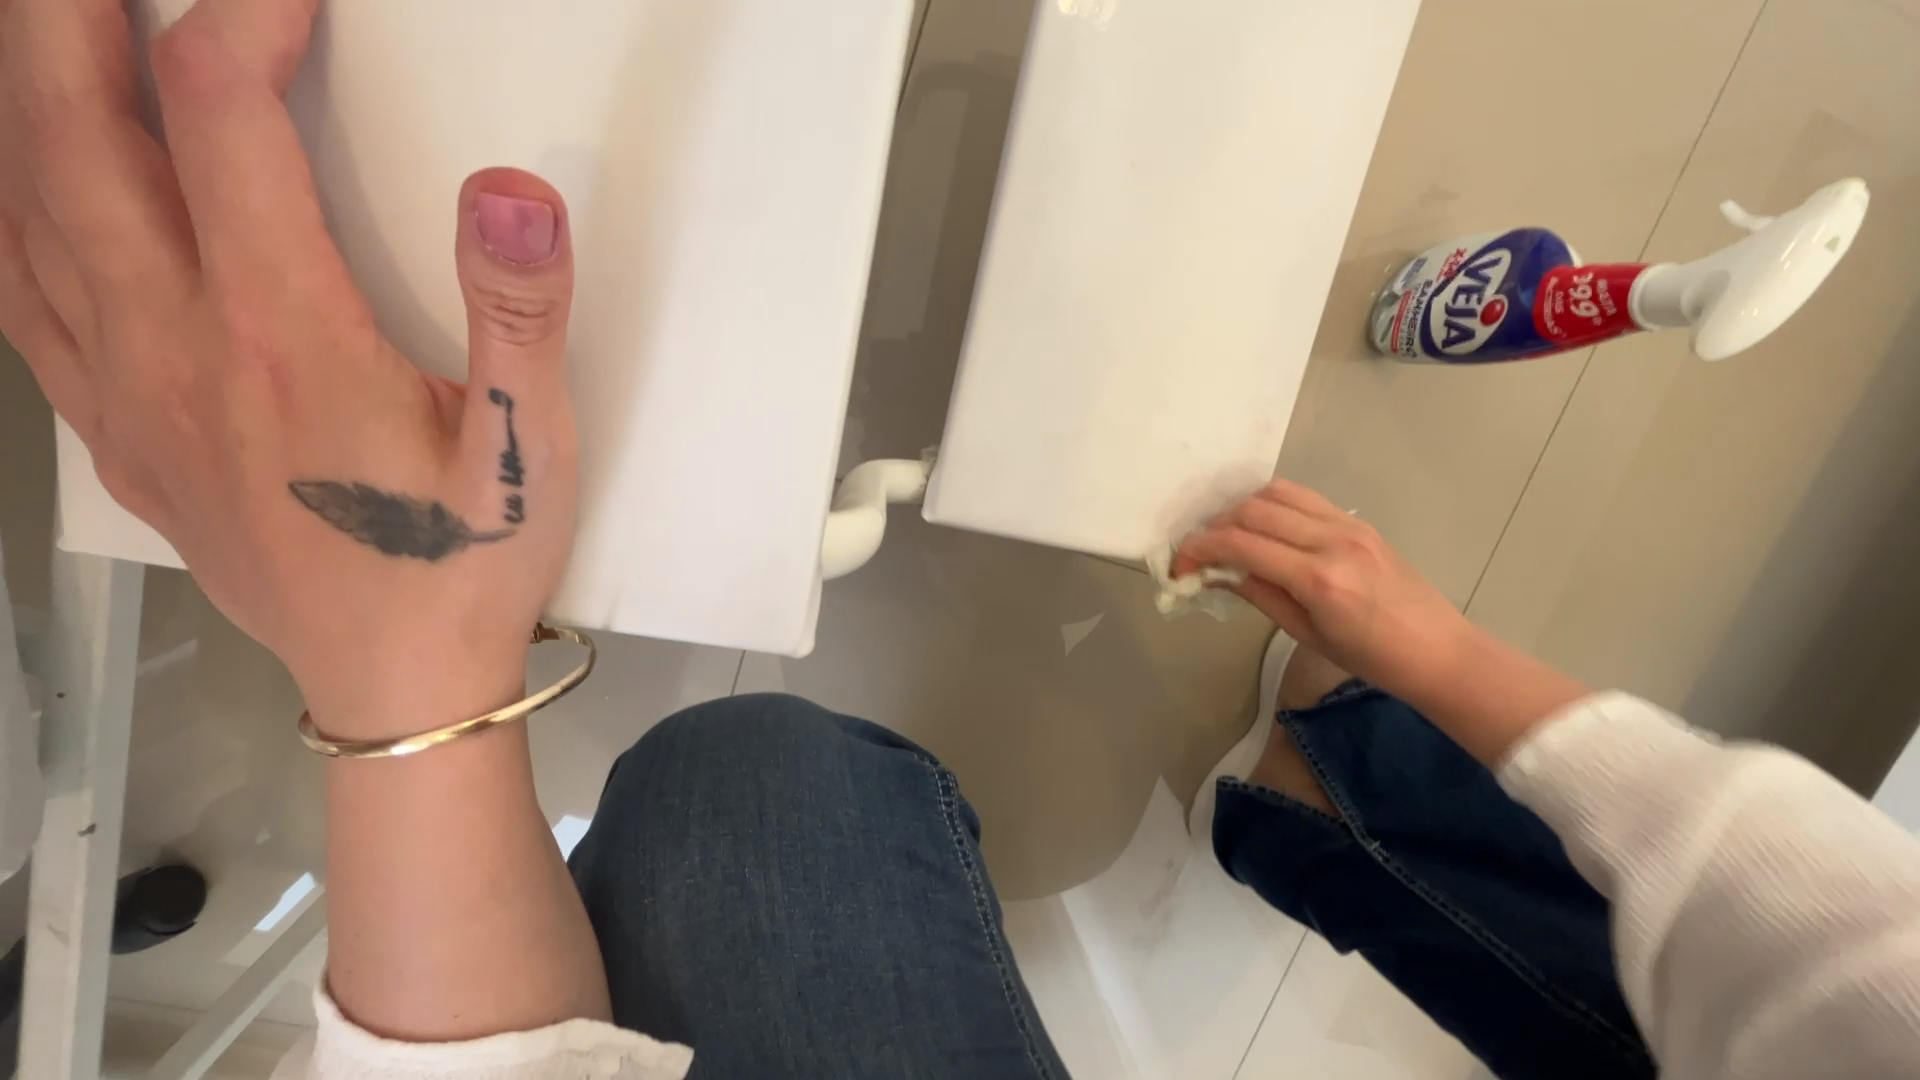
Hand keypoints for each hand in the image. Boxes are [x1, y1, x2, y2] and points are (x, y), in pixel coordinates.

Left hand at [0, 0, 577, 733]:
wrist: (399, 681)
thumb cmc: (470, 563)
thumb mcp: (530, 447)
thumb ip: (520, 316)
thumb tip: (515, 191)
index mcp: (285, 333)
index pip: (225, 123)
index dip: (244, 26)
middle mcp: (175, 342)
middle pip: (77, 132)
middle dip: (78, 17)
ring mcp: (128, 393)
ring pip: (20, 204)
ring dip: (24, 97)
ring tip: (47, 38)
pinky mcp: (125, 440)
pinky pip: (18, 297)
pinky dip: (5, 213)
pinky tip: (28, 194)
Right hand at [1173, 479, 1476, 703]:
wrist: (1438, 650)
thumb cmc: (1371, 658)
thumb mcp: (1304, 632)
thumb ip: (1259, 594)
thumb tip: (1217, 573)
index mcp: (1318, 578)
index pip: (1241, 544)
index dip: (1199, 549)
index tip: (1179, 565)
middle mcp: (1332, 540)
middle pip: (1253, 511)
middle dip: (1214, 527)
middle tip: (1199, 553)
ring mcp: (1348, 525)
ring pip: (1276, 493)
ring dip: (1241, 509)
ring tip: (1228, 536)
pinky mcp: (1357, 522)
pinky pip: (1303, 498)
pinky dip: (1271, 505)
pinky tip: (1262, 528)